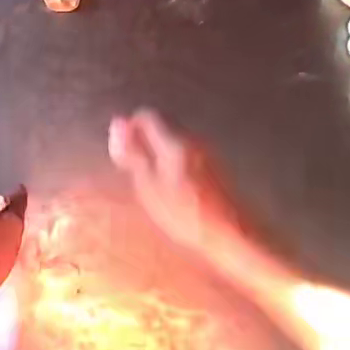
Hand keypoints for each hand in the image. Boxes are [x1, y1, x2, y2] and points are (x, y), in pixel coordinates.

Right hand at [108, 110, 244, 253]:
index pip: (147, 115)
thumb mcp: (148, 186)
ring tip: (149, 181)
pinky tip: (172, 188)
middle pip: (163, 124)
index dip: (130, 128)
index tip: (123, 152)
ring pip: (174, 140)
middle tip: (133, 168)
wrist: (233, 234)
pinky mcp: (214, 166)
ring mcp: (206, 151)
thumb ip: (133, 153)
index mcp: (174, 141)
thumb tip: (117, 122)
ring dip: (158, 151)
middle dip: (144, 139)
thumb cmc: (185, 213)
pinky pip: (186, 153)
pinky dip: (172, 162)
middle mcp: (193, 139)